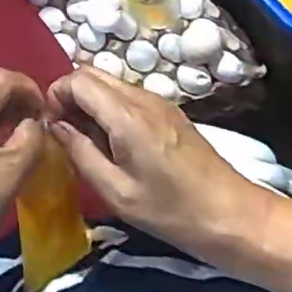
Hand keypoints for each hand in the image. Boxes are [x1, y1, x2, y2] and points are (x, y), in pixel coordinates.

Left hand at [0, 69, 46, 282]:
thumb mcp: (11, 174)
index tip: (49, 110)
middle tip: (41, 119)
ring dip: (2, 105)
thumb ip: (31, 138)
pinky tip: (4, 134)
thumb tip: (37, 120)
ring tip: (27, 127)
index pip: (1, 78)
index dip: (29, 87)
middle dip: (16, 95)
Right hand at [46, 68, 268, 254]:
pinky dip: (108, 107)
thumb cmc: (175, 212)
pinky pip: (125, 94)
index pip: (76, 79)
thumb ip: (80, 154)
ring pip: (107, 81)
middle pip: (90, 72)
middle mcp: (140, 97)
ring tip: (90, 139)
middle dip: (70, 94)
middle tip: (67, 130)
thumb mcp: (118, 193)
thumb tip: (55, 126)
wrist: (239, 219)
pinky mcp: (168, 110)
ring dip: (89, 100)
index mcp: (126, 115)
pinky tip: (115, 142)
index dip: (56, 95)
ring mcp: (157, 101)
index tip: (53, 125)